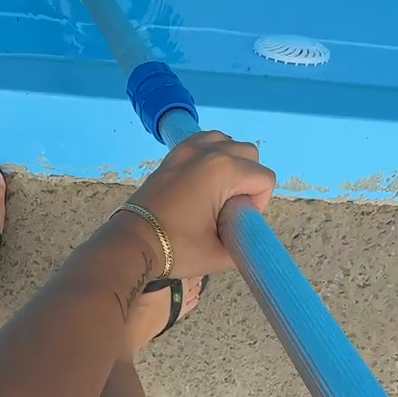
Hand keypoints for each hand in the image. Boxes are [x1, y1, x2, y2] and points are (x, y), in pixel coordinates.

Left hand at [119, 131, 274, 278]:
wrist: (133, 242)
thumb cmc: (177, 249)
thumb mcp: (220, 254)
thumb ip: (245, 240)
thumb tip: (246, 229)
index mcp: (223, 171)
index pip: (264, 178)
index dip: (258, 203)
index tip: (236, 221)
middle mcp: (208, 151)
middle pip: (249, 154)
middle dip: (248, 180)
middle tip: (229, 208)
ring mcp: (187, 149)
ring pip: (227, 142)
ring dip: (231, 163)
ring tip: (216, 192)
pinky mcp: (172, 154)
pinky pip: (203, 142)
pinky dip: (210, 155)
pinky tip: (202, 181)